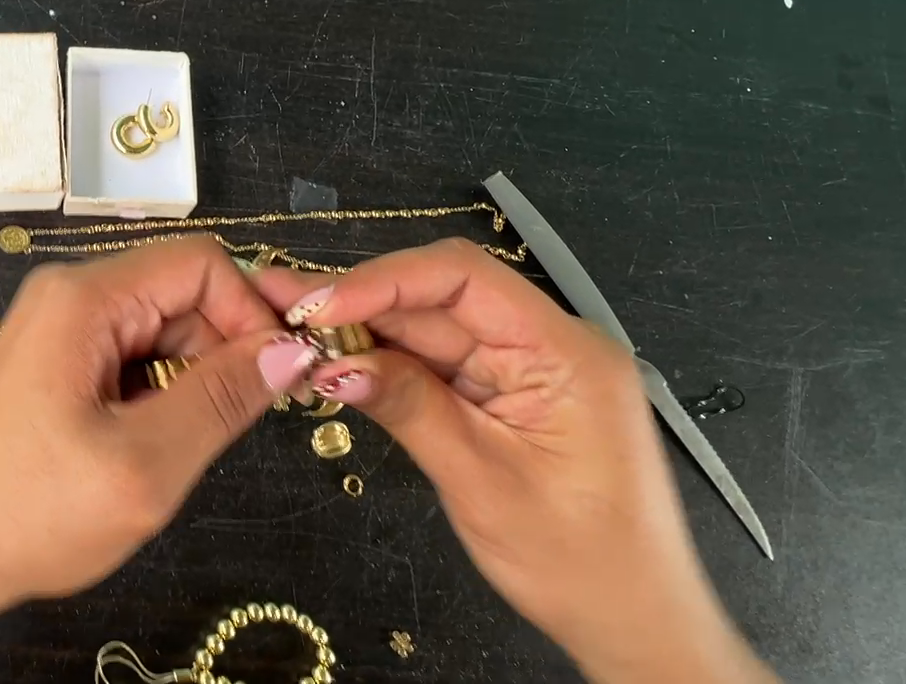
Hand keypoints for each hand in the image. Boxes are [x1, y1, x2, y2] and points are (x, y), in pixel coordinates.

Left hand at [0, 236, 299, 683]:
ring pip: (159, 323)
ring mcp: (58, 323)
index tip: (281, 376)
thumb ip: (222, 397)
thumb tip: (292, 347)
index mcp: (82, 297)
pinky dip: (160, 385)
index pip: (198, 264)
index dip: (250, 310)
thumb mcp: (145, 465)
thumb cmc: (35, 513)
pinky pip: (130, 349)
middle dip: (223, 345)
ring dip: (192, 372)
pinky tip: (153, 435)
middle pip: (178, 290)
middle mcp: (69, 292)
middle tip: (245, 418)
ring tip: (188, 439)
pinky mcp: (57, 355)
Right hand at [252, 239, 775, 683]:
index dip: (382, 280)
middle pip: (432, 296)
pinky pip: (427, 358)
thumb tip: (327, 362)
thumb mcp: (482, 483)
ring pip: (421, 325)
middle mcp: (540, 340)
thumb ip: (407, 408)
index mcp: (562, 350)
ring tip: (283, 319)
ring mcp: (516, 363)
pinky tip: (326, 351)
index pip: (462, 278)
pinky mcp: (495, 388)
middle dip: (351, 298)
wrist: (633, 627)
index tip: (316, 306)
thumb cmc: (575, 563)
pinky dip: (375, 357)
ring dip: (354, 326)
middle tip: (272, 296)